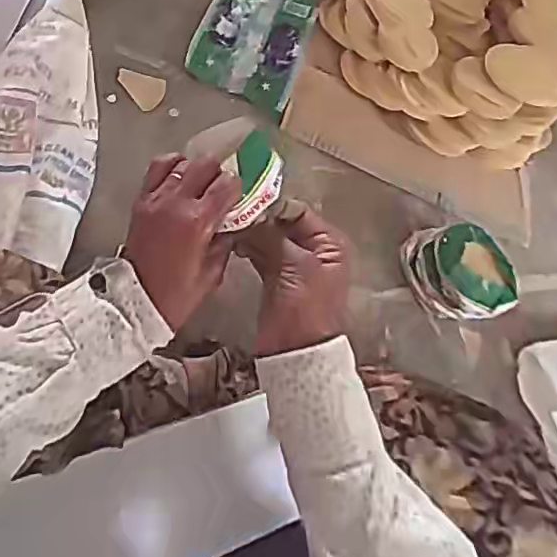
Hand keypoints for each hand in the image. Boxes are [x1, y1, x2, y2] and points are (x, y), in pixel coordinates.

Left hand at [124, 155, 242, 329]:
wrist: (134, 301)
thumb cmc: (176, 294)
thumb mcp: (213, 272)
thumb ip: (225, 242)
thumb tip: (233, 223)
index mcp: (198, 221)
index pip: (227, 184)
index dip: (237, 186)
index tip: (239, 194)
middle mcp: (177, 202)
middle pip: (205, 165)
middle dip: (219, 173)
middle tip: (222, 188)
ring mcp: (156, 199)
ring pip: (182, 163)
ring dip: (196, 170)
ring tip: (201, 183)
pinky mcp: (141, 201)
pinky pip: (157, 169)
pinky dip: (171, 166)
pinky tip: (179, 175)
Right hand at [238, 207, 351, 355]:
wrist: (296, 357)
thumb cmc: (304, 309)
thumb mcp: (293, 266)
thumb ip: (271, 236)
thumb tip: (249, 212)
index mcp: (328, 243)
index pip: (298, 211)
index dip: (272, 205)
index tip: (245, 199)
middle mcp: (313, 249)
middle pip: (282, 223)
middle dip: (258, 217)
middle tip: (231, 210)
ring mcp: (293, 264)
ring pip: (269, 238)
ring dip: (250, 231)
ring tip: (227, 224)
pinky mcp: (276, 278)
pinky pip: (261, 253)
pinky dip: (247, 246)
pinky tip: (231, 240)